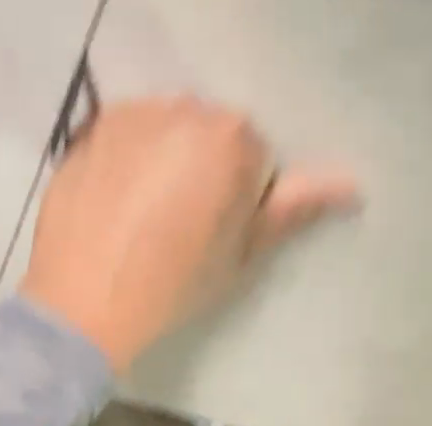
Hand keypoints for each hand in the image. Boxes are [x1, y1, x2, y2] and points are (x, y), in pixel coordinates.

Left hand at [20, 97, 357, 372]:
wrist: (81, 308)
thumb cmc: (169, 289)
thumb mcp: (238, 256)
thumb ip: (291, 210)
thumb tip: (350, 184)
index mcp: (231, 139)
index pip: (252, 153)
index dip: (236, 194)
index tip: (211, 232)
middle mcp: (182, 111)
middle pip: (206, 133)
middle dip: (199, 169)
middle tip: (174, 227)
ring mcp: (129, 118)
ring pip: (162, 130)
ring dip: (160, 160)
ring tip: (139, 217)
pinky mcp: (86, 133)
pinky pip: (121, 137)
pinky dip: (122, 161)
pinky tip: (111, 205)